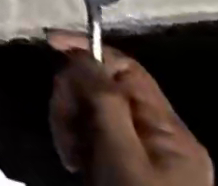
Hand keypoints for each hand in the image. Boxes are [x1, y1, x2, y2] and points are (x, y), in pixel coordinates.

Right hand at [47, 32, 212, 185]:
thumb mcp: (121, 157)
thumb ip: (104, 100)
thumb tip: (82, 54)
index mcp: (170, 131)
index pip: (126, 68)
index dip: (87, 50)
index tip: (48, 45)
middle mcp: (160, 139)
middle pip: (106, 88)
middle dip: (74, 96)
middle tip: (62, 126)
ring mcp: (144, 160)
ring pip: (95, 113)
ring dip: (71, 122)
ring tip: (68, 154)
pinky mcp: (125, 175)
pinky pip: (96, 139)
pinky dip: (78, 143)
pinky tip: (74, 164)